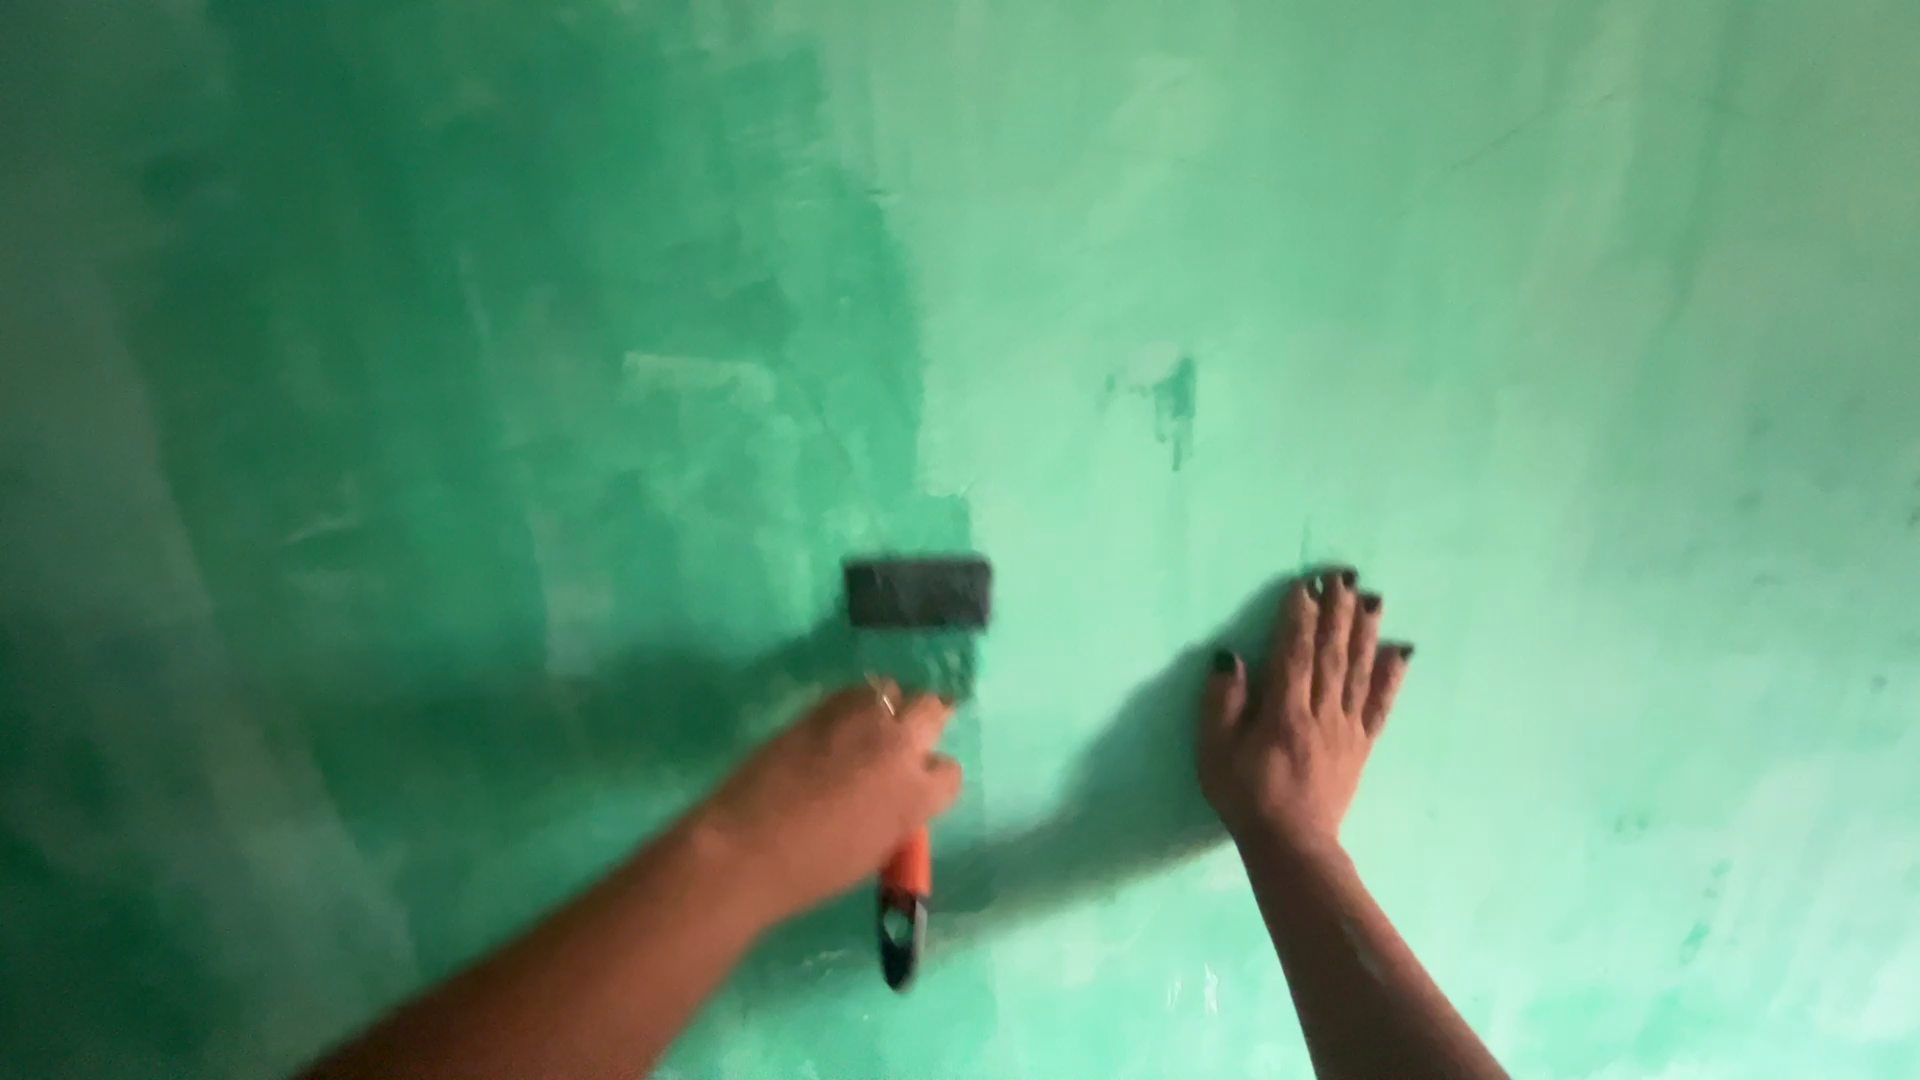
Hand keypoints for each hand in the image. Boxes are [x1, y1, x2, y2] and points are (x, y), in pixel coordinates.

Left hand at [690, 680, 962, 925]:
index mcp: (917, 795)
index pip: (950, 771)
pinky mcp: (824, 707)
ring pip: (894, 689)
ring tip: (874, 722)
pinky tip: (842, 721)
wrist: (748, 847)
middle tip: (911, 733)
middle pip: (932, 709)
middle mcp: (898, 746)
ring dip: (891, 704)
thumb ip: (900, 814)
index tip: (918, 783)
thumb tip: (899, 795)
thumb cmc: (814, 870)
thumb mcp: (877, 850)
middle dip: (927, 719)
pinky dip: (856, 701)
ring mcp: (861, 720)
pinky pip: (855, 690)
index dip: (934, 777)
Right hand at [1197, 570, 1410, 852]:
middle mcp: (1321, 713)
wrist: (1291, 844)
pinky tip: (1399, 651)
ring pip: (1358, 671)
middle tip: (1342, 577)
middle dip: (1336, 612)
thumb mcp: (1215, 751)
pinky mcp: (1362, 744)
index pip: (1293, 654)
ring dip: (1365, 632)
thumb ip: (1221, 703)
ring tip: (1372, 598)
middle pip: (1331, 654)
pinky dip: (1391, 677)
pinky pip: (1380, 705)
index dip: (1299, 618)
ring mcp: (1347, 729)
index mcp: (1284, 713)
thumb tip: (1230, 658)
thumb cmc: (1245, 794)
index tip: (1305, 586)